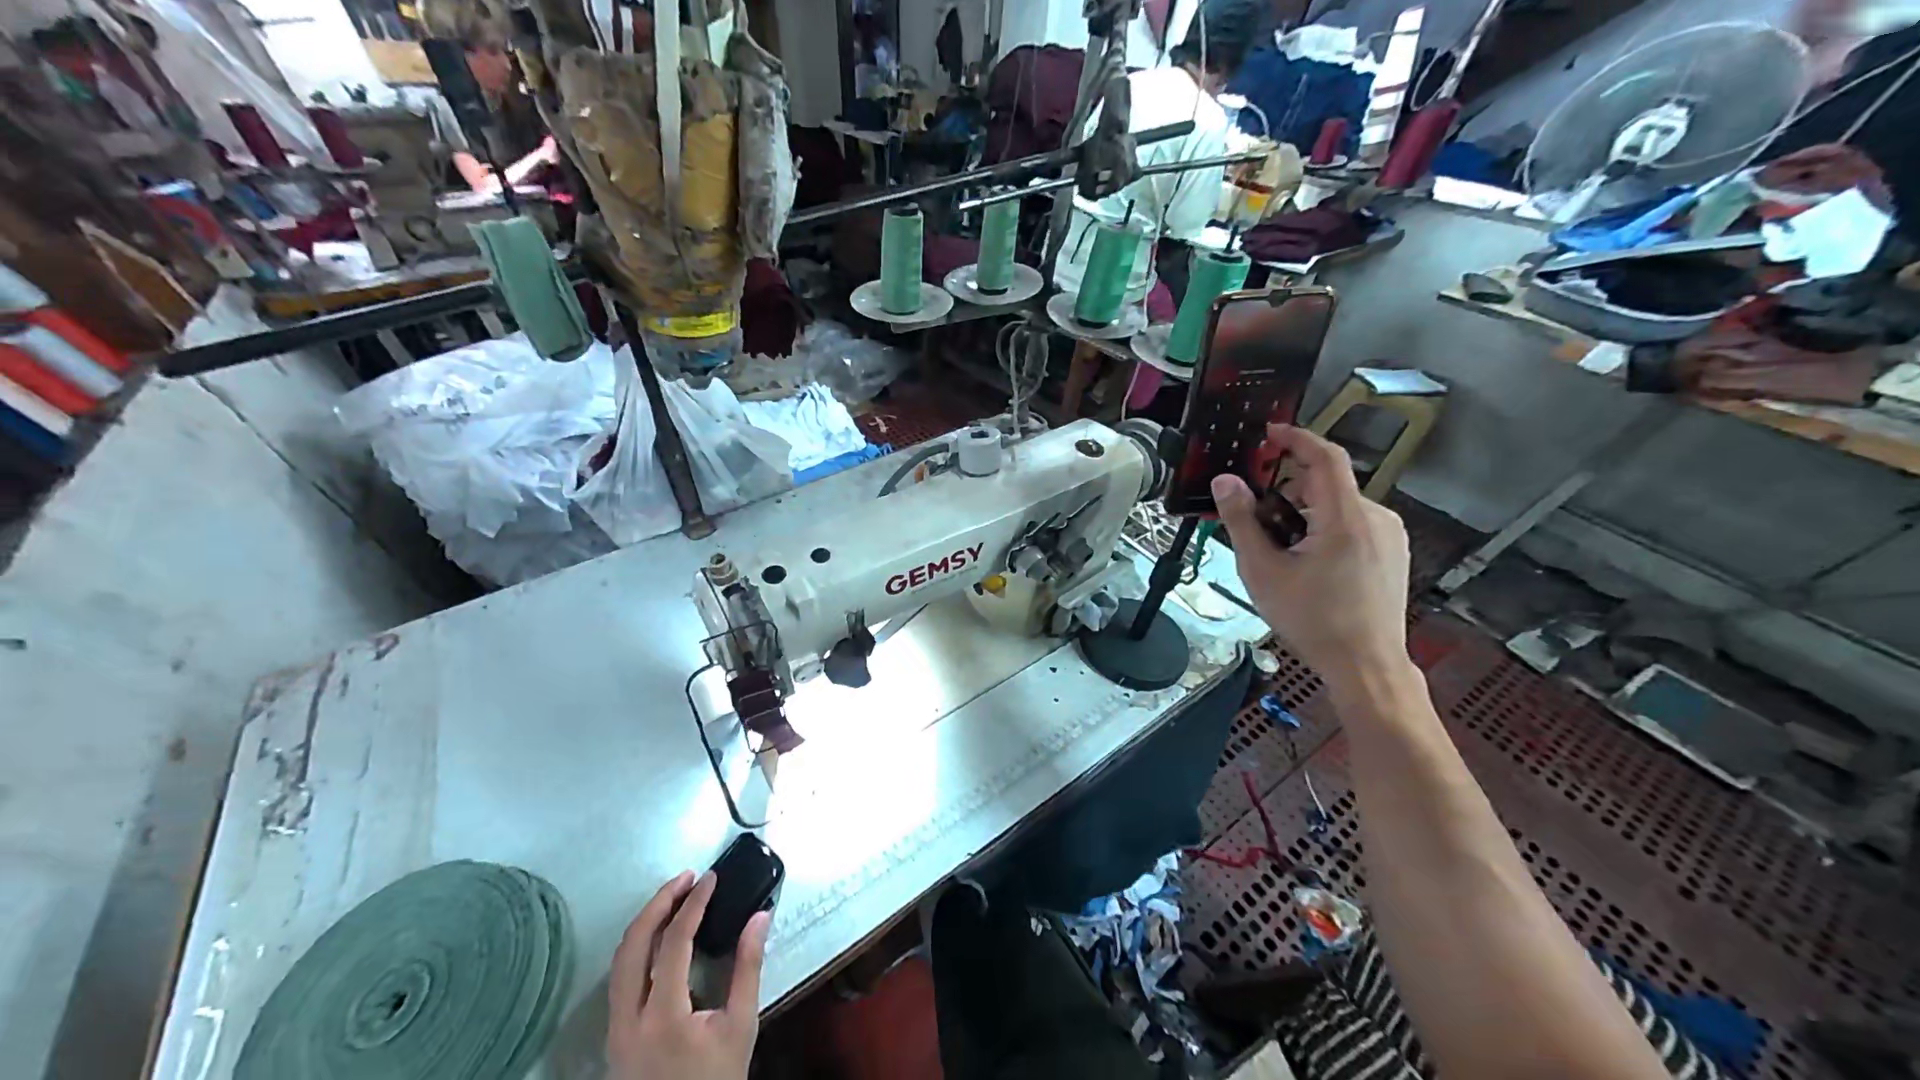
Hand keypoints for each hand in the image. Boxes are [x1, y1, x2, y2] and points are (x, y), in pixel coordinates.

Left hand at [607, 870, 770, 1079]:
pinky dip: (639, 945)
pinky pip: (620, 977)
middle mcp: (627, 1020)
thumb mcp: (741, 1026)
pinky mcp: (614, 1036)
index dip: (693, 905)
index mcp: (662, 1016)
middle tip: (688, 879)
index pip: (673, 944)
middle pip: (633, 944)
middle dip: (659, 903)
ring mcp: (614, 1030)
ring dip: (646, 922)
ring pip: (619, 960)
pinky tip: (661, 936)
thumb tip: (760, 916)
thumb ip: (748, 967)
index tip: (711, 879)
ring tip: (676, 897)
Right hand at [1211, 425, 1411, 690]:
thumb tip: (1225, 483)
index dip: (1296, 438)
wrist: (1366, 665)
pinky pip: (1353, 524)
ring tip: (1279, 549)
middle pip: (1326, 484)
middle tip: (1256, 515)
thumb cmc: (1314, 622)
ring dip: (1304, 512)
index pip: (1325, 457)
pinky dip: (1324, 528)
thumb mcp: (1263, 570)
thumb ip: (1241, 521)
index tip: (1270, 434)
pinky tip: (1306, 561)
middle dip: (1288, 490)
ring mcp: (1390, 536)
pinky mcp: (1392, 552)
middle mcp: (1376, 519)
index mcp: (1346, 518)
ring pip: (1338, 505)